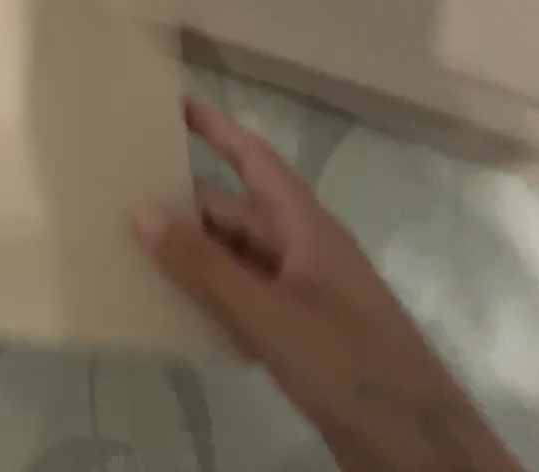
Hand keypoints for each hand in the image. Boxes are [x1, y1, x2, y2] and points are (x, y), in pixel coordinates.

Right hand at [133, 101, 523, 471]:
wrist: (423, 461)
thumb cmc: (352, 369)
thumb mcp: (269, 315)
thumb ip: (202, 265)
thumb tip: (138, 210)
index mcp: (307, 231)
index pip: (256, 162)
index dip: (218, 129)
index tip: (172, 103)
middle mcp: (302, 252)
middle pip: (230, 211)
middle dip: (178, 200)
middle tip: (115, 189)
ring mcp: (301, 294)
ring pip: (229, 255)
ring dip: (186, 250)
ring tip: (124, 243)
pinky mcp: (296, 331)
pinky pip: (236, 293)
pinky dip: (201, 289)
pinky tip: (164, 300)